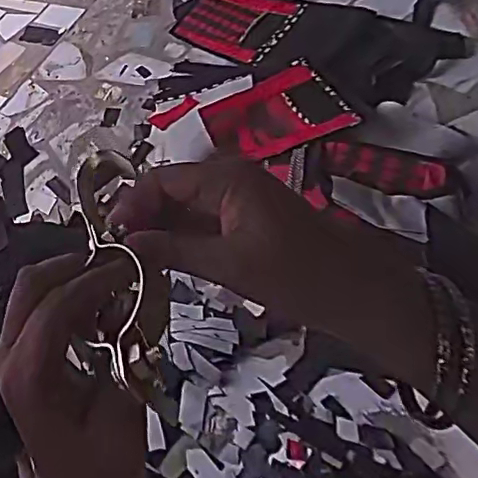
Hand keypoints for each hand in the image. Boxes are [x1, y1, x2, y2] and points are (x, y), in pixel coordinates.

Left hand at [0, 253, 144, 477]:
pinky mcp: (16, 350)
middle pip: (31, 285)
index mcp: (27, 377)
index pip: (54, 308)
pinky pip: (35, 305)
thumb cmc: (100, 473)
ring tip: (113, 283)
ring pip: (30, 290)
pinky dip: (65, 293)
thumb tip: (151, 292)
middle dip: (76, 267)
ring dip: (70, 276)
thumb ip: (135, 353)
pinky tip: (97, 306)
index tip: (130, 269)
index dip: (94, 282)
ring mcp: (6, 351)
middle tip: (121, 265)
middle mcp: (7, 356)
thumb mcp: (126, 417)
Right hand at [110, 157, 432, 381]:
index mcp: (226, 178)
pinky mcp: (244, 218)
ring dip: (158, 228)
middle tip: (119, 247)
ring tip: (135, 255)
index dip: (131, 204)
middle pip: (168, 190)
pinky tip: (163, 257)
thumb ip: (173, 250)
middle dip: (141, 216)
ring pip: (181, 206)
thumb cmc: (301, 277)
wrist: (366, 299)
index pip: (160, 180)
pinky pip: (199, 220)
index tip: (111, 233)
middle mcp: (229, 179)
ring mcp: (237, 198)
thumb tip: (126, 244)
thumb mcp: (230, 266)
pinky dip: (179, 236)